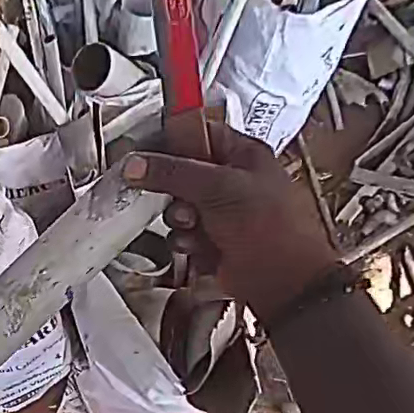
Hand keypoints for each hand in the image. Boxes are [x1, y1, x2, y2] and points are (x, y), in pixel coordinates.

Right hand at [123, 120, 340, 319]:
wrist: (279, 278)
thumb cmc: (268, 226)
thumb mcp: (217, 188)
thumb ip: (172, 173)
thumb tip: (134, 164)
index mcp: (242, 155)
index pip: (198, 133)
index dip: (170, 140)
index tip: (143, 151)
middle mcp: (230, 181)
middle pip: (180, 174)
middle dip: (173, 191)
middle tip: (179, 198)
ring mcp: (219, 212)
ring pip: (176, 207)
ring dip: (179, 220)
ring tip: (195, 226)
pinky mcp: (209, 239)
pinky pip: (180, 234)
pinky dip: (185, 241)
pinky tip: (200, 246)